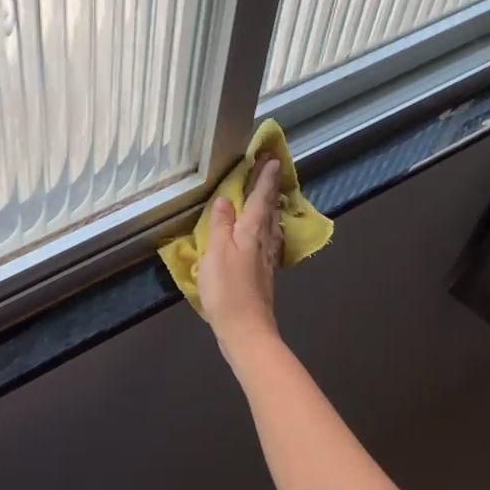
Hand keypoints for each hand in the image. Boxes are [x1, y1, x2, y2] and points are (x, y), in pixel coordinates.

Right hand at [197, 156, 284, 358]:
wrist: (246, 330)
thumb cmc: (228, 288)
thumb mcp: (216, 251)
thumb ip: (221, 223)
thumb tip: (226, 199)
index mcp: (253, 231)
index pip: (261, 197)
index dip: (265, 178)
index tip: (271, 159)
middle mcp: (264, 241)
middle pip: (270, 209)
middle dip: (271, 188)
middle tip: (272, 170)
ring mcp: (267, 258)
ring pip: (272, 224)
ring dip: (271, 207)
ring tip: (269, 196)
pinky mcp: (264, 273)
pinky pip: (269, 239)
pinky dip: (268, 226)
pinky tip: (265, 233)